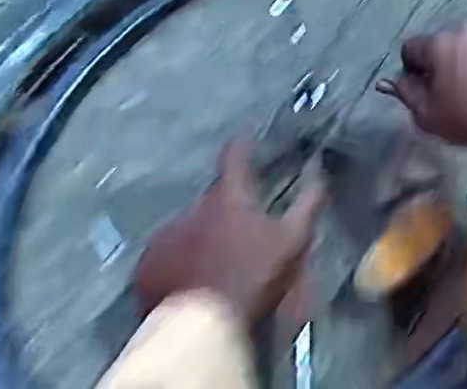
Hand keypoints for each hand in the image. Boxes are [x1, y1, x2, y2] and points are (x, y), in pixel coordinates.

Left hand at [133, 138, 325, 320]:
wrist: (201, 330)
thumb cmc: (253, 276)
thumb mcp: (294, 238)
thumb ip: (310, 200)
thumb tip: (320, 169)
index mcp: (228, 195)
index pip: (234, 155)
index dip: (242, 143)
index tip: (246, 135)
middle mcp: (193, 206)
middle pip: (214, 195)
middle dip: (227, 203)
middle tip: (241, 221)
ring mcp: (165, 236)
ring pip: (190, 223)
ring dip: (203, 231)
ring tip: (216, 253)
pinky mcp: (146, 266)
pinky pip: (167, 251)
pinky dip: (180, 256)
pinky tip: (192, 272)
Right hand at [377, 23, 466, 147]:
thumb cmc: (466, 117)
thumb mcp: (426, 114)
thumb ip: (405, 91)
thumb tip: (393, 79)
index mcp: (438, 43)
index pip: (411, 47)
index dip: (413, 68)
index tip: (424, 86)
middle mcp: (462, 28)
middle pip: (440, 42)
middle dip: (440, 60)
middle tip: (450, 86)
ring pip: (464, 41)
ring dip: (463, 54)